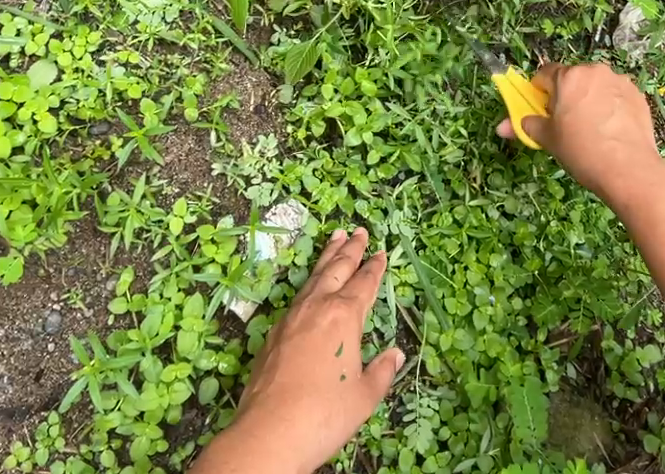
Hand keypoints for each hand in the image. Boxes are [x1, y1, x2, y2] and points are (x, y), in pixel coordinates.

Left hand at [193, 228, 403, 473]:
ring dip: (327, 257)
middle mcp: (318, 307)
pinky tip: (311, 287)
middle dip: (351, 249)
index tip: (381, 252)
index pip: (364, 284)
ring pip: (314, 277)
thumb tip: (395, 354)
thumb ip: (382, 372)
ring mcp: (292, 318)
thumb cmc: (324, 415)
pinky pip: (298, 296)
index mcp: (344, 316)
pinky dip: (310, 282)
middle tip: (360, 231)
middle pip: (337, 269)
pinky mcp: (274, 333)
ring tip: (335, 238)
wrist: (268, 433)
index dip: (374, 268)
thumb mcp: (364, 397)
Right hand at [496, 62, 664, 209]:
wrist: (629, 170)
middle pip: (572, 78)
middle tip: (566, 124)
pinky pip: (615, 95)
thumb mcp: (549, 139)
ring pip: (595, 86)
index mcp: (568, 76)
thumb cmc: (582, 151)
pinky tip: (611, 130)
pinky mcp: (637, 95)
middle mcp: (594, 71)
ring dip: (589, 99)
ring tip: (592, 129)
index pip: (544, 74)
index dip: (540, 92)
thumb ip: (526, 126)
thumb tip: (501, 127)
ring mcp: (619, 81)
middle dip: (566, 96)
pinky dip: (610, 106)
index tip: (544, 111)